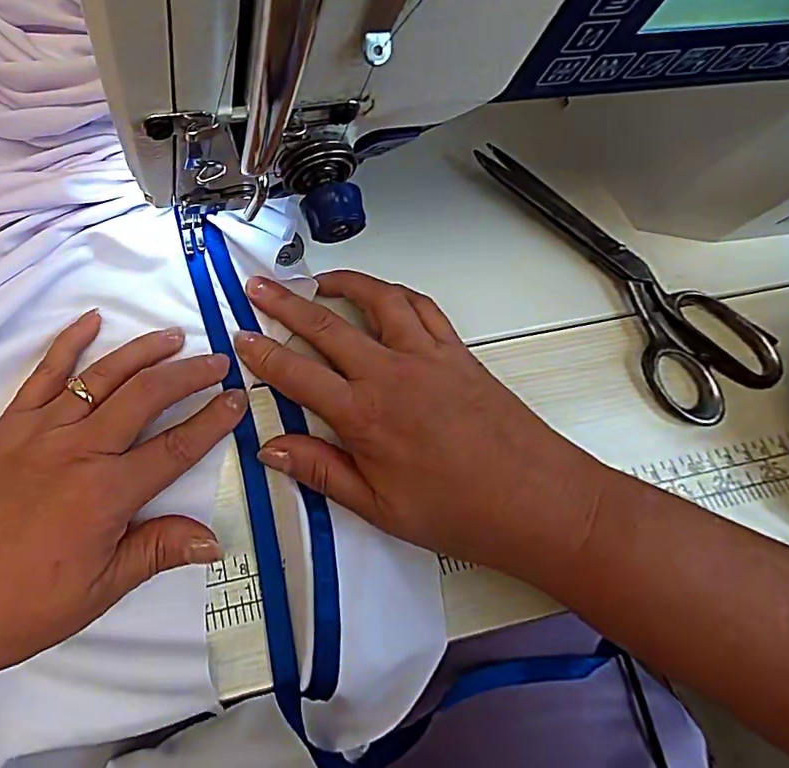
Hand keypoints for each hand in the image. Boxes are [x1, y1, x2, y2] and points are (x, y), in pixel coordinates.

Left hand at [0, 311, 246, 696]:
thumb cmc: (17, 606)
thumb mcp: (96, 591)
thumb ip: (153, 552)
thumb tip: (214, 540)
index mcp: (106, 493)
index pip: (175, 447)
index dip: (212, 421)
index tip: (237, 399)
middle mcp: (80, 448)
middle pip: (146, 397)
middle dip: (187, 375)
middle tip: (216, 361)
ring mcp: (41, 429)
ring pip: (102, 377)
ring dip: (141, 352)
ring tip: (172, 337)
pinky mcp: (9, 423)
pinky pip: (44, 373)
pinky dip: (68, 342)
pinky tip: (90, 320)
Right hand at [234, 271, 612, 584]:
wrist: (545, 505)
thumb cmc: (468, 511)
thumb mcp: (380, 506)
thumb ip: (321, 471)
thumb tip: (275, 450)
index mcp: (367, 416)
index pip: (297, 373)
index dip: (263, 353)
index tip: (244, 339)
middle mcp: (393, 375)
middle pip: (323, 324)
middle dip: (283, 301)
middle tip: (260, 287)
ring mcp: (426, 357)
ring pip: (375, 300)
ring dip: (341, 282)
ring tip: (318, 278)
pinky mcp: (456, 352)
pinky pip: (421, 306)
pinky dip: (394, 292)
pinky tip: (382, 294)